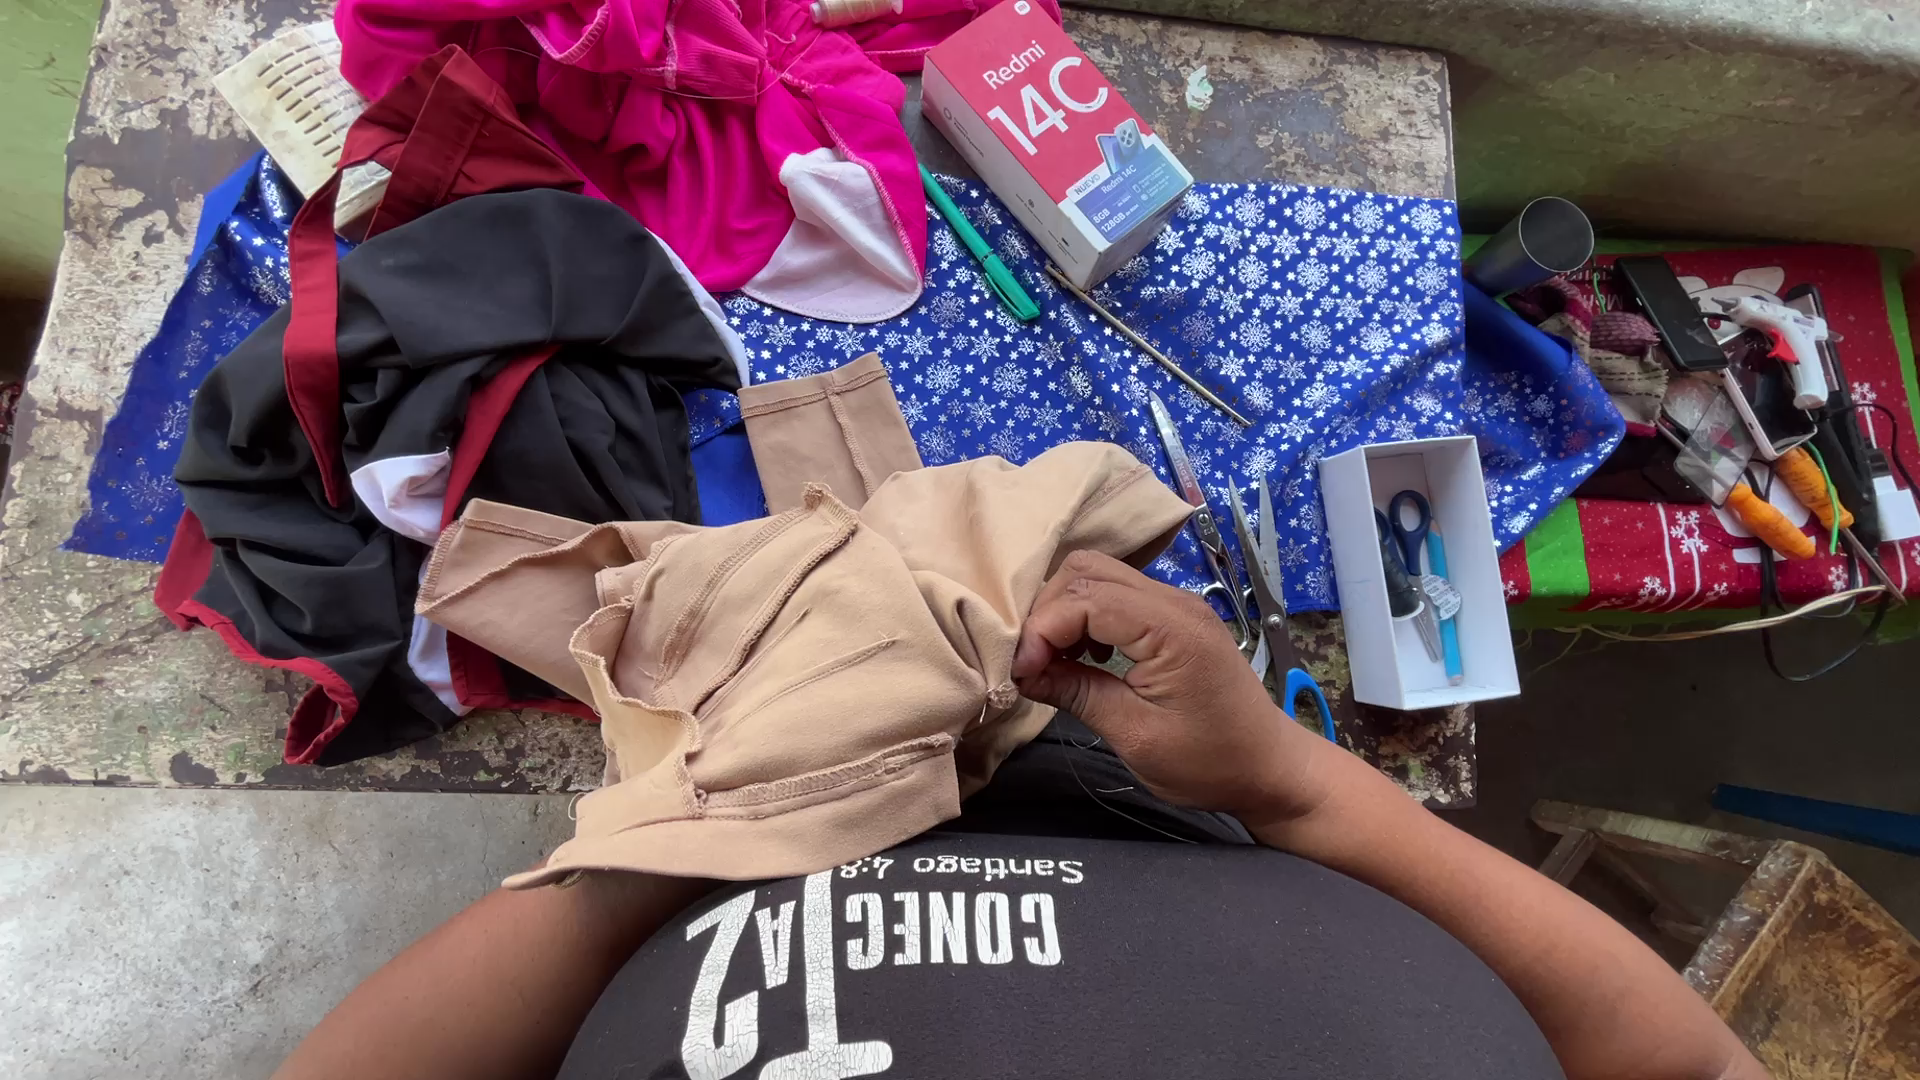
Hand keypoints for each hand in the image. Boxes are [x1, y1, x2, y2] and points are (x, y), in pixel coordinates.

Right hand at [1011, 550, 1332, 824]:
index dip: (1042, 630)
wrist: (1272, 769)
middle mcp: (1172, 600)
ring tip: (1051, 658)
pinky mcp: (1172, 615)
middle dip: (1047, 612)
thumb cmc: (1210, 762)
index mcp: (1171, 628)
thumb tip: (1022, 674)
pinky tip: (1083, 653)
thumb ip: (1077, 694)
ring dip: (1063, 610)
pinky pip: (1114, 592)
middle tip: (1032, 662)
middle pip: (1086, 570)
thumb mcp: (1135, 736)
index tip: (1022, 674)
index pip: (1085, 599)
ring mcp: (1174, 602)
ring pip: (1097, 575)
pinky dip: (1084, 614)